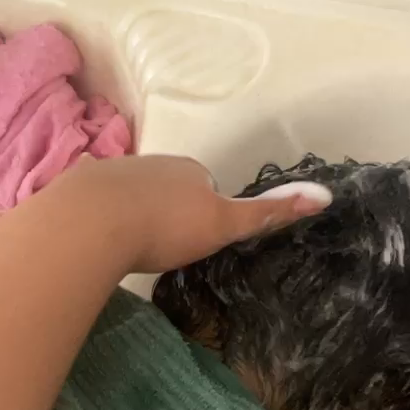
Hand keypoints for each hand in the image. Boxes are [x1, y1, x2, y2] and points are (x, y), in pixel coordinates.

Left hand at [39, 155, 330, 273]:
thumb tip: (326, 196)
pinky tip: (95, 233)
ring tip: (128, 245)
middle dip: (168, 210)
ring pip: (133, 192)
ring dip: (134, 211)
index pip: (206, 188)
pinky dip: (100, 211)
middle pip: (169, 188)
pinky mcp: (83, 185)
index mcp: (190, 170)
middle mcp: (155, 163)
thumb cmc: (166, 226)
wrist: (94, 221)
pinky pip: (97, 197)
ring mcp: (116, 171)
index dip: (204, 214)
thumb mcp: (223, 224)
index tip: (193, 240)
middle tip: (160, 247)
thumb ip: (267, 214)